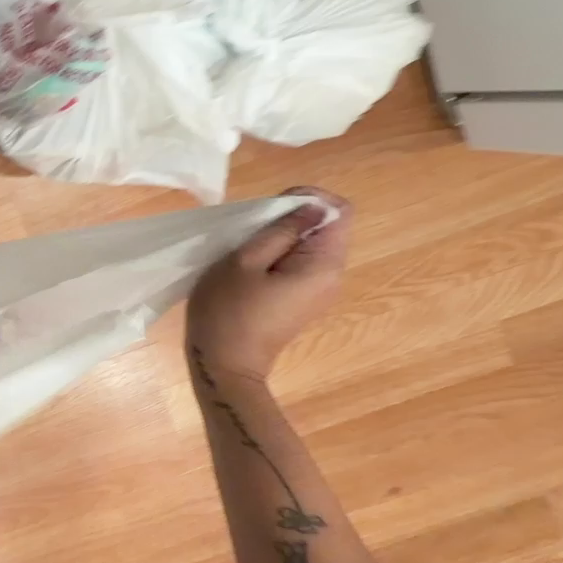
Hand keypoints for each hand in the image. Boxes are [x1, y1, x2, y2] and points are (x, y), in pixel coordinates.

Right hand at [186, 187, 351, 384]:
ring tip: (244, 245)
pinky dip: (277, 254)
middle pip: (325, 227)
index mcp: (324, 264)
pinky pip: (299, 263)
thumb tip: (309, 207)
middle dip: (290, 217)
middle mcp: (332, 276)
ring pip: (310, 245)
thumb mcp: (244, 261)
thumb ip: (279, 230)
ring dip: (280, 236)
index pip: (339, 211)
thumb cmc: (228, 310)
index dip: (309, 198)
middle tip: (249, 226)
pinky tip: (248, 266)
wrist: (224, 363)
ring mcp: (319, 290)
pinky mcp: (302, 299)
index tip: (271, 205)